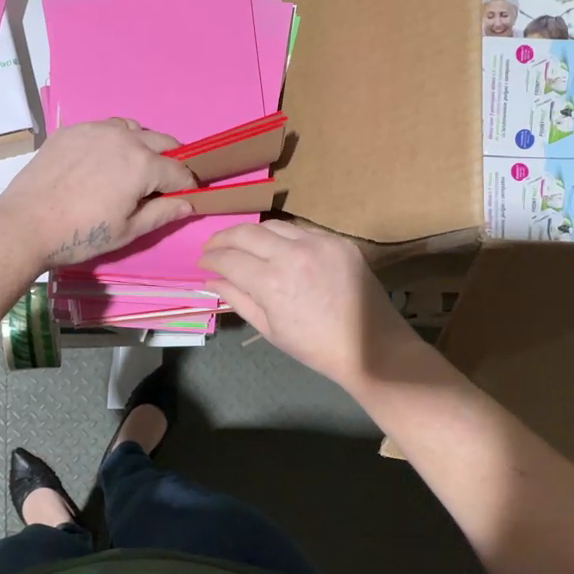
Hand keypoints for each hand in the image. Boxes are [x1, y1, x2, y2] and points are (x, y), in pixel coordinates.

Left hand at [0, 119, 196, 266]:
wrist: (26, 224)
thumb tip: (188, 204)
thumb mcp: (127, 231)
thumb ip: (162, 214)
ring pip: (131, 129)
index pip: (179, 171)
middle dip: (169, 161)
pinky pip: (102, 129)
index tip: (187, 196)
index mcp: (142, 164)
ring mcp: (94, 129)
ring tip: (131, 170)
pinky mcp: (70, 131)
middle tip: (162, 184)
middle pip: (161, 142)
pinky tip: (100, 163)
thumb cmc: (80, 235)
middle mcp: (123, 137)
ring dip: (141, 146)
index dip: (187, 186)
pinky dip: (112, 141)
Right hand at [199, 220, 423, 387]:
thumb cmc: (314, 346)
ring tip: (240, 243)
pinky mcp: (338, 241)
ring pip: (273, 226)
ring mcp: (318, 243)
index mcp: (271, 282)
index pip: (229, 259)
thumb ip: (237, 299)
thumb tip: (212, 280)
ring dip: (251, 233)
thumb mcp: (268, 328)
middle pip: (246, 233)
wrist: (371, 347)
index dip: (210, 258)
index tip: (202, 262)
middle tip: (213, 246)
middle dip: (224, 238)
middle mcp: (292, 254)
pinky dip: (281, 236)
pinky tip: (275, 247)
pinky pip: (300, 230)